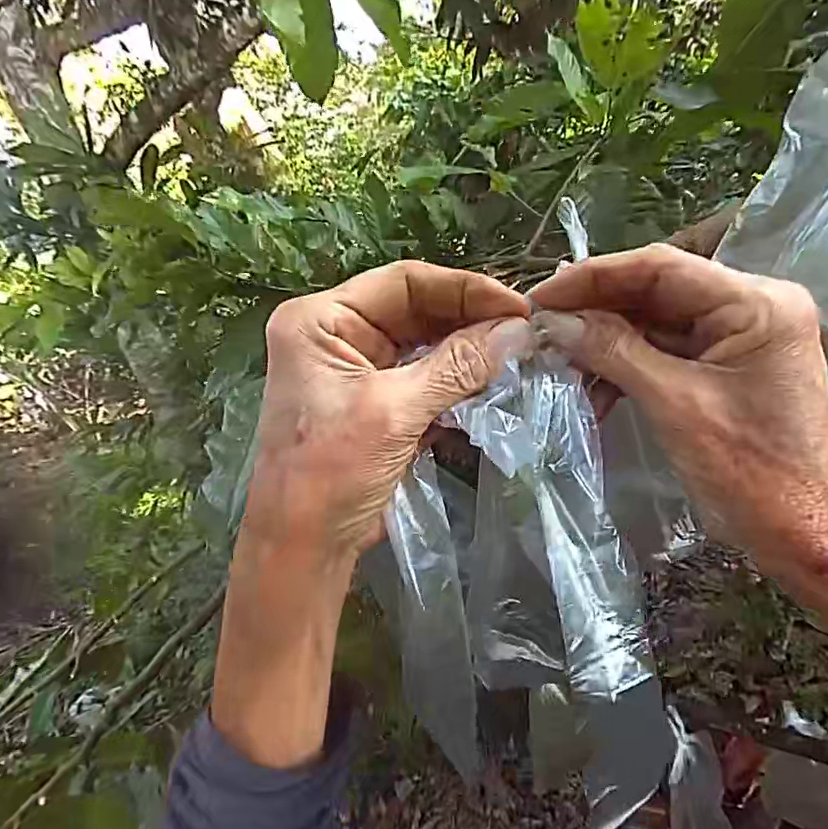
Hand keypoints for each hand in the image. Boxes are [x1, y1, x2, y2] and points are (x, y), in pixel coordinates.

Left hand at [214, 262, 528, 767]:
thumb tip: (519, 330)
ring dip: (468, 350)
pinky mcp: (375, 403)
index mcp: (322, 320)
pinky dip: (456, 380)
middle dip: (470, 319)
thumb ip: (457, 365)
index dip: (465, 288)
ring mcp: (357, 371)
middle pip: (416, 310)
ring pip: (424, 345)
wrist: (303, 546)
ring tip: (516, 354)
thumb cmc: (332, 473)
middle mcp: (336, 335)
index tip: (517, 305)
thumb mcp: (394, 412)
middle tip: (525, 331)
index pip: (404, 282)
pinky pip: (424, 377)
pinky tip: (490, 384)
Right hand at [530, 244, 827, 709]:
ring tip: (561, 362)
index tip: (542, 297)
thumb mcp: (675, 406)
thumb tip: (556, 321)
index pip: (662, 268)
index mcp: (757, 303)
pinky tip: (595, 384)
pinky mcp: (733, 366)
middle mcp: (756, 306)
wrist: (800, 533)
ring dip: (610, 342)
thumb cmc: (749, 475)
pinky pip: (673, 351)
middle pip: (661, 291)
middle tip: (544, 326)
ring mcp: (746, 337)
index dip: (594, 278)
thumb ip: (615, 351)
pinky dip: (632, 365)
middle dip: (599, 311)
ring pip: (661, 322)